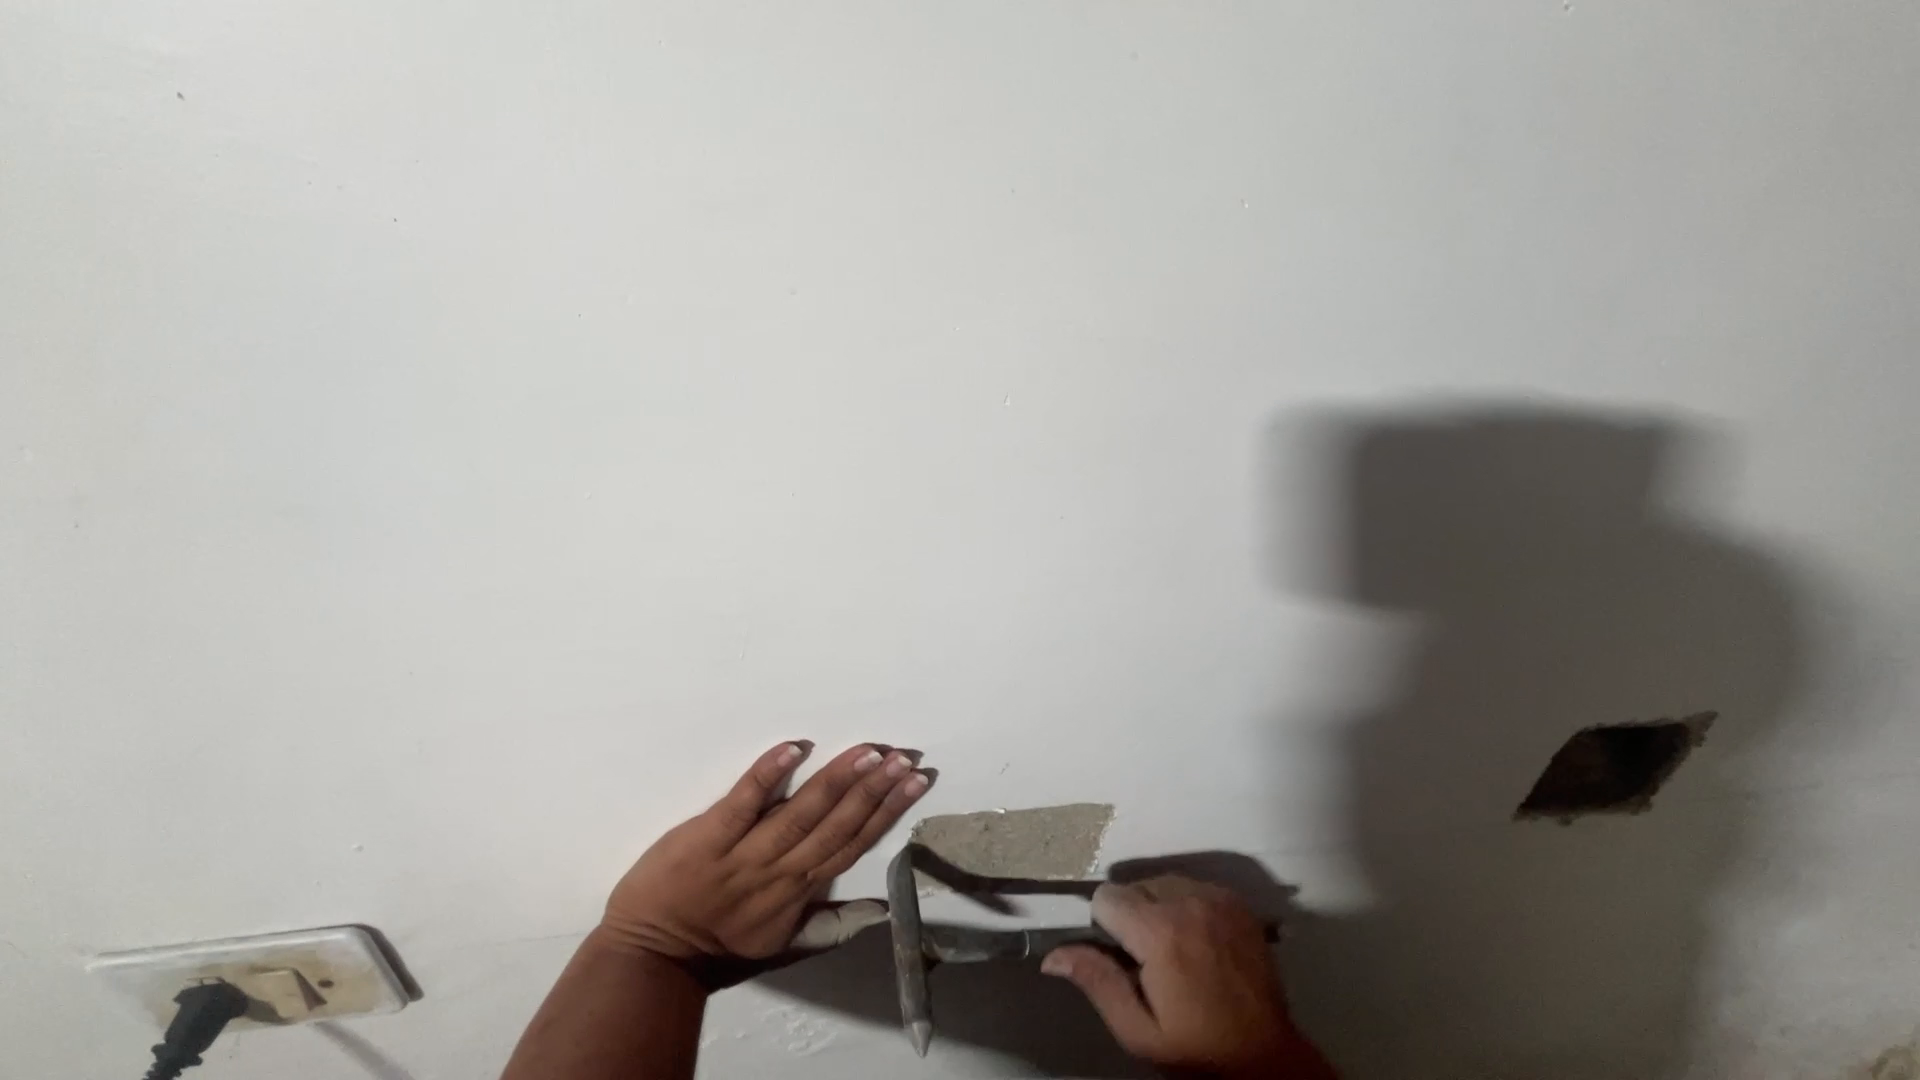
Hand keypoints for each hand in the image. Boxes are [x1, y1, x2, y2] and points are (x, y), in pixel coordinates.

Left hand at [596, 742, 929, 985]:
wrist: (650, 957)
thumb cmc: (717, 946)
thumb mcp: (780, 945)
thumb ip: (827, 923)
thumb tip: (879, 908)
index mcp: (799, 893)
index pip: (853, 844)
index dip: (887, 812)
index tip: (915, 782)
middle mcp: (780, 871)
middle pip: (836, 825)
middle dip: (874, 789)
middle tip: (904, 758)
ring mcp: (744, 853)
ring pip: (800, 812)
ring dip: (837, 781)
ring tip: (869, 752)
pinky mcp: (708, 836)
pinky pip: (743, 802)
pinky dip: (768, 774)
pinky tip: (795, 748)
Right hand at [1042, 876, 1335, 1078]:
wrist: (1267, 1058)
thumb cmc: (1196, 1048)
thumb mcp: (1138, 1031)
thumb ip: (1098, 983)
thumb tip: (1052, 955)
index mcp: (1161, 932)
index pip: (1106, 897)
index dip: (1104, 926)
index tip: (1120, 956)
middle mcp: (1189, 901)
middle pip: (1134, 886)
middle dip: (1131, 916)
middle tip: (1147, 959)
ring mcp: (1217, 897)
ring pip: (1162, 882)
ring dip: (1158, 907)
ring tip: (1173, 949)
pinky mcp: (1236, 901)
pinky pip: (1192, 885)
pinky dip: (1185, 904)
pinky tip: (1196, 939)